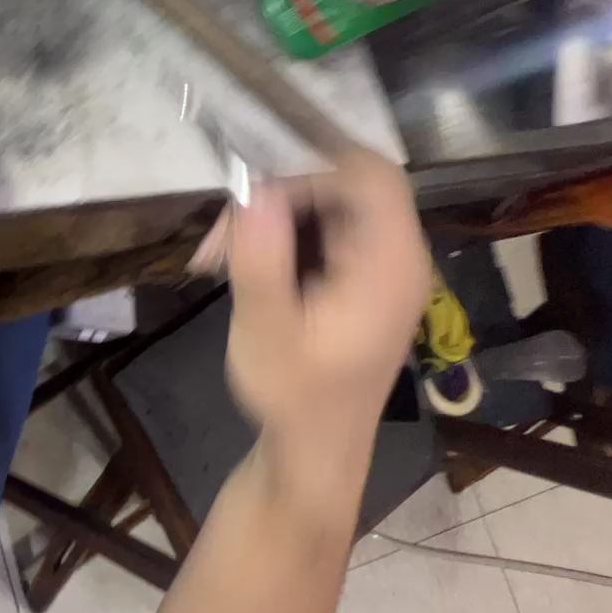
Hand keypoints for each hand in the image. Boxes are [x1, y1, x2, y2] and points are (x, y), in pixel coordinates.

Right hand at [226, 149, 430, 444]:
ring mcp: (375, 264)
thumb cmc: (294, 395)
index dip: (306, 168)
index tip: (242, 193)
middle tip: (217, 239)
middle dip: (274, 196)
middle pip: (343, 185)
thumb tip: (249, 191)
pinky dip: (274, 235)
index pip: (367, 177)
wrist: (314, 444)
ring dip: (266, 217)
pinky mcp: (354, 276)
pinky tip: (239, 263)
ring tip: (217, 255)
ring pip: (324, 205)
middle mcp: (394, 254)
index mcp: (389, 263)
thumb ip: (261, 261)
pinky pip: (318, 230)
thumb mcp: (266, 331)